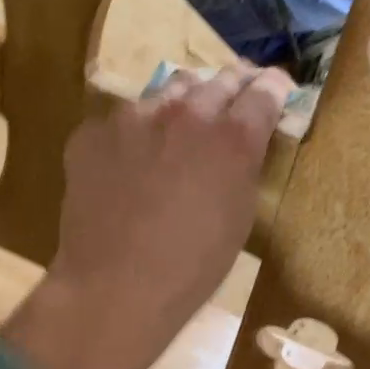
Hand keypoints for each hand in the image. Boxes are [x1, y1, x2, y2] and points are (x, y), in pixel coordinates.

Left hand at [0, 66, 294, 368]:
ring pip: (169, 91)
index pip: (265, 89)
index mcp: (232, 137)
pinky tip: (132, 163)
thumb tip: (245, 142)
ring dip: (185, 102)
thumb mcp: (240, 214)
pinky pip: (123, 119)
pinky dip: (137, 132)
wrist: (115, 288)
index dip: (275, 88)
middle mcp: (186, 113)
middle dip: (234, 86)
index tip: (276, 91)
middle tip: (236, 99)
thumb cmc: (194, 266)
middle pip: (219, 80)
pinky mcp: (92, 133)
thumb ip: (245, 165)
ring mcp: (133, 117)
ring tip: (183, 127)